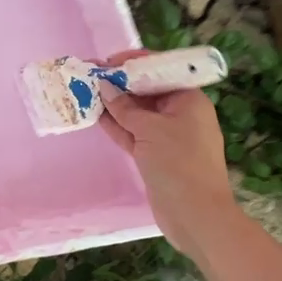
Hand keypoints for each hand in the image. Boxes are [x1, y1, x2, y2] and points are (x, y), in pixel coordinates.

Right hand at [98, 51, 241, 254]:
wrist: (197, 217)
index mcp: (188, 99)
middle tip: (89, 74)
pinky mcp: (155, 154)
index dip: (132, 63)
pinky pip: (133, 132)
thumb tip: (103, 86)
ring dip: (113, 103)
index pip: (159, 70)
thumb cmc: (179, 163)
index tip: (107, 62)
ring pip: (136, 112)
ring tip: (84, 90)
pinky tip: (94, 113)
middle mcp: (179, 113)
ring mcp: (167, 135)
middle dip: (118, 83)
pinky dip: (115, 124)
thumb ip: (124, 107)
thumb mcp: (150, 129)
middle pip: (145, 90)